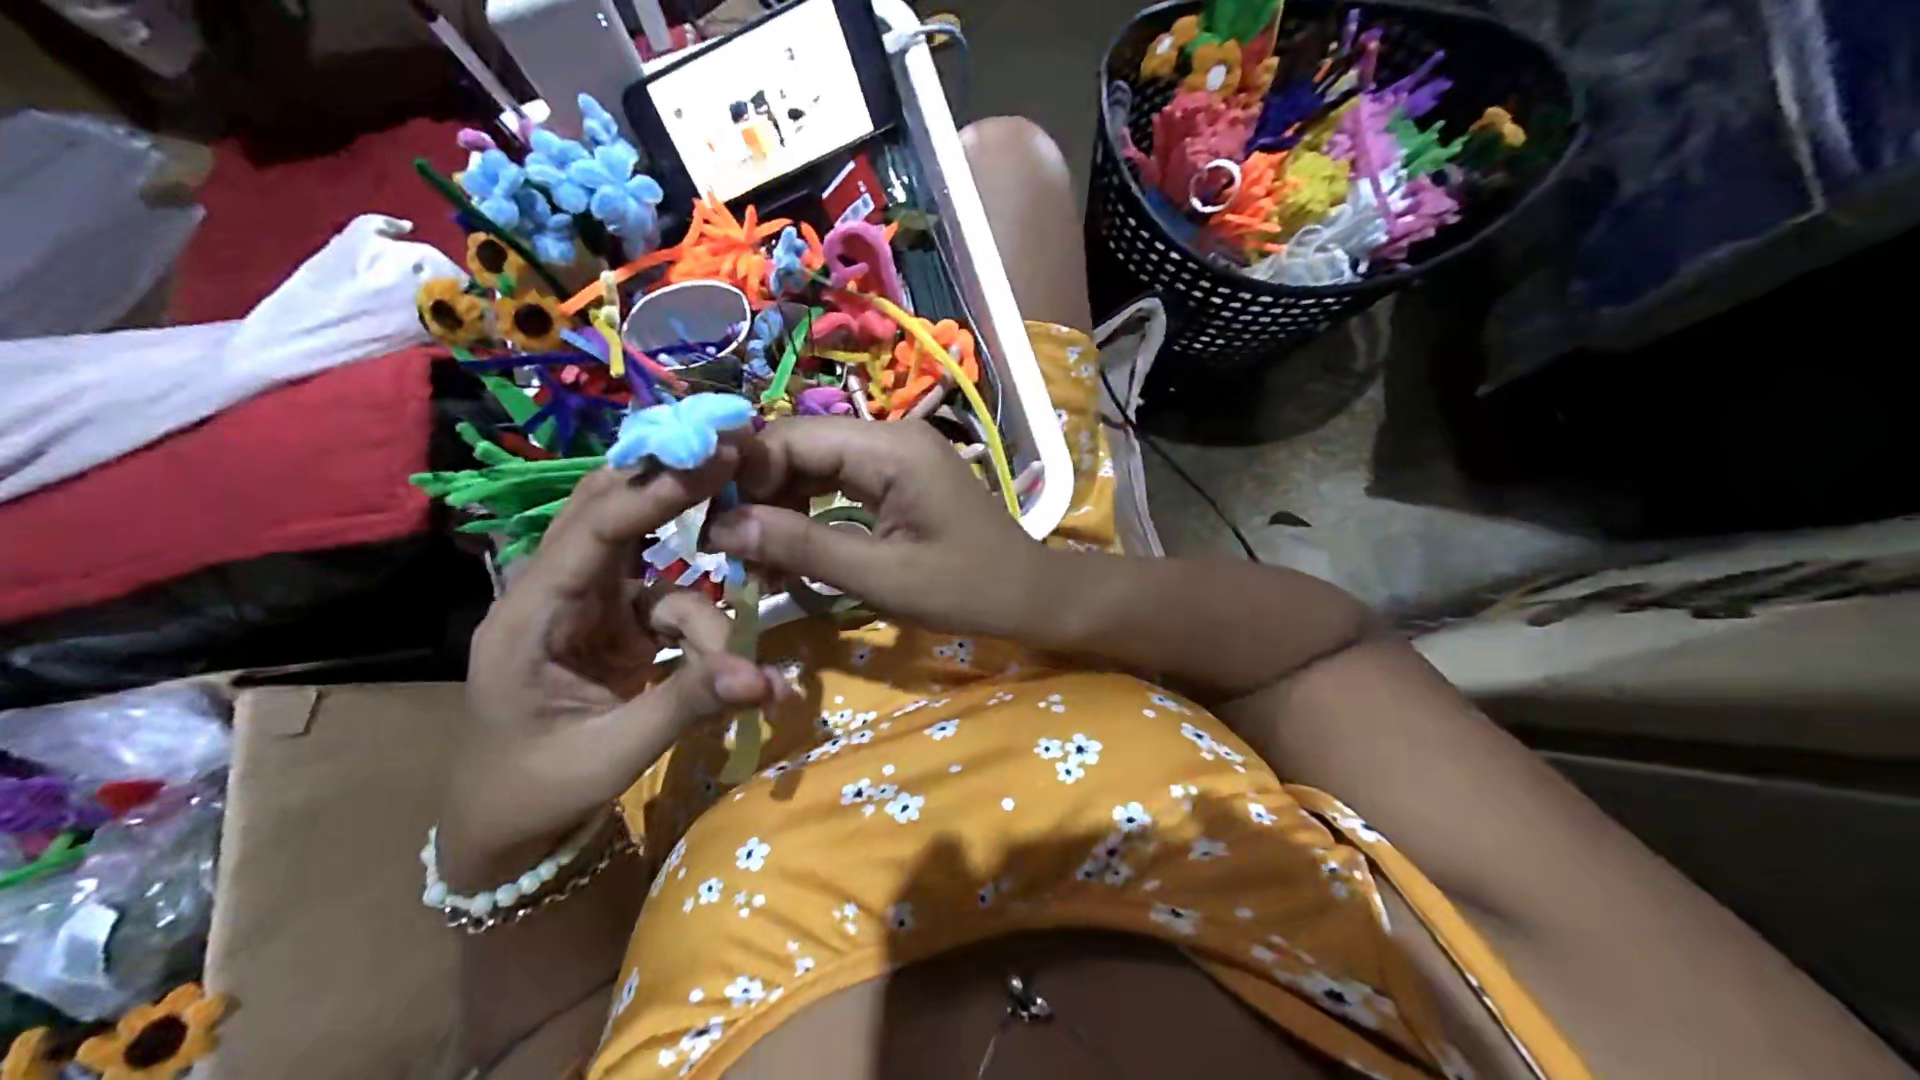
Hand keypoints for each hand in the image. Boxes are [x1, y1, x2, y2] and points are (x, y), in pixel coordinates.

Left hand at [439, 452, 774, 888]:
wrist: (506, 834)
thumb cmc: (536, 794)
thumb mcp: (610, 754)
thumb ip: (686, 706)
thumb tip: (765, 678)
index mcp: (528, 616)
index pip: (594, 531)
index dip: (655, 490)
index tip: (715, 456)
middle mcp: (555, 596)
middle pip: (611, 514)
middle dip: (673, 489)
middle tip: (732, 461)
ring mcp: (589, 609)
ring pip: (656, 567)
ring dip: (704, 611)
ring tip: (739, 674)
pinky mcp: (618, 628)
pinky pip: (673, 606)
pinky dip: (708, 635)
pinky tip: (731, 678)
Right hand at [708, 417, 1042, 633]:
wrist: (1028, 595)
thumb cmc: (964, 588)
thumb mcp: (880, 576)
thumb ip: (802, 546)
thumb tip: (723, 527)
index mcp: (890, 448)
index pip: (792, 437)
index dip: (744, 474)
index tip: (710, 525)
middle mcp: (889, 436)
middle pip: (799, 446)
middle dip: (758, 494)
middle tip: (727, 550)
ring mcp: (894, 455)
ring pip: (813, 465)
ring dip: (778, 507)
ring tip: (755, 560)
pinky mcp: (896, 478)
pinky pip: (836, 483)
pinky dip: (807, 513)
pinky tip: (787, 550)